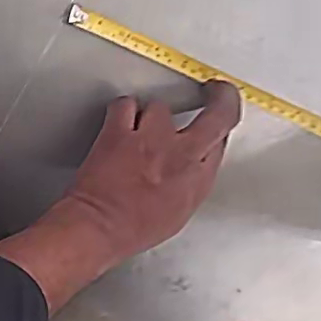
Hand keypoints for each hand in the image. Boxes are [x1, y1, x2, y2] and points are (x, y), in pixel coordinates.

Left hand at [0, 82, 240, 310]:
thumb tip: (189, 170)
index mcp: (199, 178)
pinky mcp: (119, 133)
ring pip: (161, 106)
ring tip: (136, 129)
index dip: (217, 127)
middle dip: (219, 96)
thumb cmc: (130, 229)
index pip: (223, 138)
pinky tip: (118, 119)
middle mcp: (181, 154)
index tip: (214, 118)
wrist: (97, 227)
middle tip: (212, 90)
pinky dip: (121, 109)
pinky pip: (124, 104)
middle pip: (217, 112)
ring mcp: (150, 139)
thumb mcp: (177, 214)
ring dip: (148, 115)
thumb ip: (191, 184)